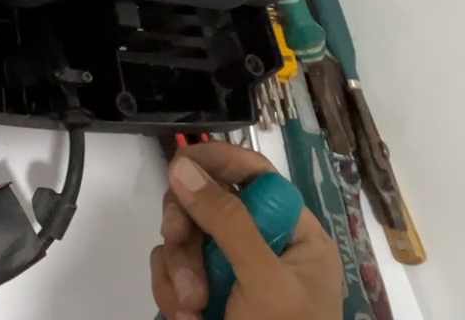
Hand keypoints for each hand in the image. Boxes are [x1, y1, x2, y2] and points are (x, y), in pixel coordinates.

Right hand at [149, 142, 341, 319]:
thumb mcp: (264, 284)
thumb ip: (227, 222)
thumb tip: (182, 166)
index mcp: (295, 238)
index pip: (255, 174)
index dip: (218, 161)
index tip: (182, 165)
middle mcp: (262, 246)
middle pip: (207, 199)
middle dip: (186, 224)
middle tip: (175, 237)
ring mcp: (229, 270)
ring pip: (182, 233)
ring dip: (177, 267)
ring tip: (190, 307)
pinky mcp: (201, 291)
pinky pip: (168, 265)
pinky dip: (169, 289)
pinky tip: (185, 317)